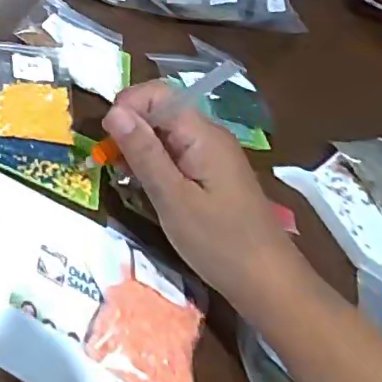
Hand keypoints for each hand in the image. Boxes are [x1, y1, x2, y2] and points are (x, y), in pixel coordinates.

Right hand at [102, 80, 297, 300]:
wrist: (273, 288)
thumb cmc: (221, 244)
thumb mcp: (173, 199)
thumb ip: (143, 152)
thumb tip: (113, 111)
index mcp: (201, 134)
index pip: (156, 93)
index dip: (127, 106)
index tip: (108, 139)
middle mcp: (208, 135)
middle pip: (159, 110)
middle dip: (130, 128)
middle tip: (112, 162)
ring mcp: (212, 154)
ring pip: (164, 132)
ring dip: (139, 147)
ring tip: (124, 176)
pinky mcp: (212, 173)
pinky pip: (175, 152)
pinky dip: (154, 162)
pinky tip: (146, 186)